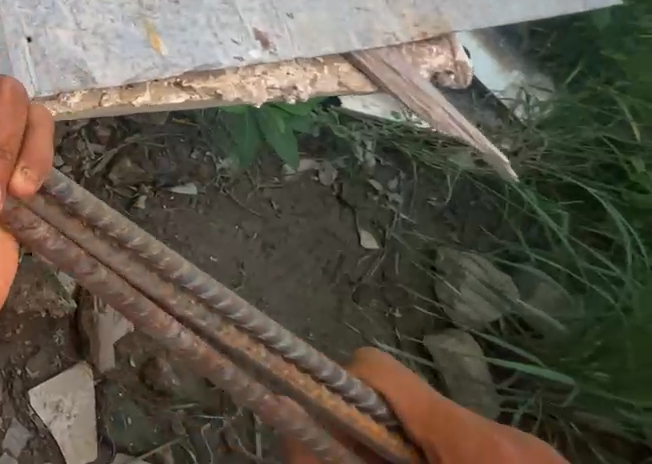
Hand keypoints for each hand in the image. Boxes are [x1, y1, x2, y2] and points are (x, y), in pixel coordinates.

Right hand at [282, 348, 566, 463]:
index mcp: (471, 439)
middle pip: (412, 404)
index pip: (377, 368)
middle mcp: (510, 435)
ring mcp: (540, 454)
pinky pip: (484, 450)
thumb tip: (284, 412)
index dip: (343, 388)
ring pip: (447, 429)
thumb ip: (332, 458)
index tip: (335, 426)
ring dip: (424, 453)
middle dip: (386, 435)